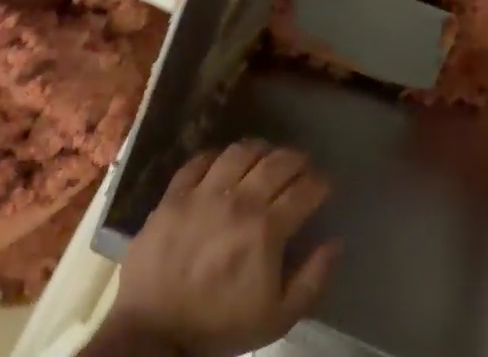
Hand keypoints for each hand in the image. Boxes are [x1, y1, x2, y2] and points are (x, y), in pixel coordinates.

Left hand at [102, 141, 339, 356]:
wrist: (151, 336)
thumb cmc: (219, 326)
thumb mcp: (278, 318)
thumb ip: (313, 279)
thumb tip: (335, 243)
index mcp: (266, 229)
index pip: (306, 189)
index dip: (321, 184)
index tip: (323, 188)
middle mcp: (238, 202)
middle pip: (278, 161)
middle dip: (298, 160)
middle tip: (301, 168)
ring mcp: (202, 195)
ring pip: (241, 152)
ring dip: (261, 150)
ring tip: (265, 158)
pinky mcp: (172, 198)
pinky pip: (198, 161)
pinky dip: (216, 157)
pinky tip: (223, 166)